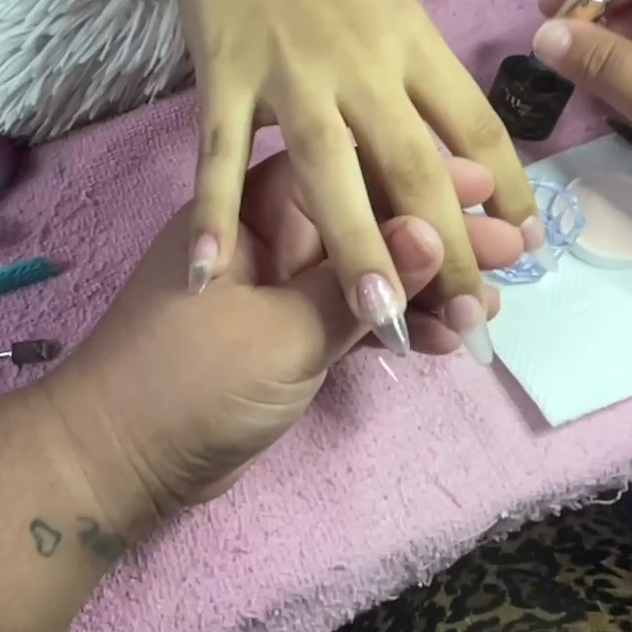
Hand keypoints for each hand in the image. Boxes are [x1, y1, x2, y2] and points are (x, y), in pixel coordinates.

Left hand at [44, 152, 522, 529]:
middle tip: (511, 249)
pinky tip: (447, 339)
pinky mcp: (288, 337)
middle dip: (436, 237)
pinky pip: (352, 320)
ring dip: (425, 290)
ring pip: (366, 275)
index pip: (345, 172)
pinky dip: (393, 329)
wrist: (120, 460)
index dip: (414, 177)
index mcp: (252, 211)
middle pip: (366, 223)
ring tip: (493, 305)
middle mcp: (270, 239)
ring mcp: (281, 291)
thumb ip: (355, 285)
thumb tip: (431, 230)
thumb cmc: (187, 378)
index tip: (482, 184)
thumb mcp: (277, 330)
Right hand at [169, 0, 540, 365]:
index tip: (530, 249)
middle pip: (416, 166)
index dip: (511, 191)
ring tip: (381, 321)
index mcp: (411, 41)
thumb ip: (420, 71)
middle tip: (475, 322)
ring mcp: (290, 74)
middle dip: (450, 248)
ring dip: (356, 247)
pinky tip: (207, 273)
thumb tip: (459, 143)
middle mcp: (362, 64)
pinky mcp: (223, 78)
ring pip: (329, 170)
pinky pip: (218, 155)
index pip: (477, 125)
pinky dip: (212, 213)